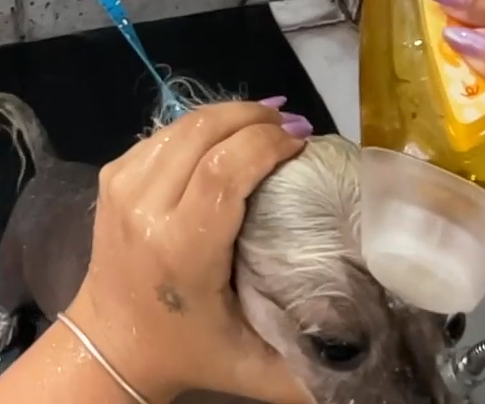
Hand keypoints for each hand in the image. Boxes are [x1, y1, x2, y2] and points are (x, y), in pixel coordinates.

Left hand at [63, 102, 310, 403]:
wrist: (111, 342)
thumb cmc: (188, 351)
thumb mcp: (254, 370)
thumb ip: (310, 364)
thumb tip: (372, 333)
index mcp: (180, 247)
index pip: (224, 171)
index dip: (265, 143)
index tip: (302, 139)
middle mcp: (145, 206)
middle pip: (202, 133)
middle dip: (253, 116)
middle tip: (293, 122)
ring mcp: (122, 183)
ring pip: (181, 125)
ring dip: (228, 114)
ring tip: (268, 118)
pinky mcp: (112, 173)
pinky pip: (163, 133)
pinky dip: (200, 125)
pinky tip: (228, 129)